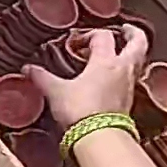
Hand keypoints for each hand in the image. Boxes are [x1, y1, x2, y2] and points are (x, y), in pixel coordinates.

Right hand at [25, 25, 148, 126]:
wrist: (98, 137)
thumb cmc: (81, 111)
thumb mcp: (55, 92)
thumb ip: (42, 78)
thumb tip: (28, 69)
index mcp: (106, 61)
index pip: (103, 36)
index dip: (89, 35)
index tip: (75, 43)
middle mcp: (122, 70)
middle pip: (138, 43)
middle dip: (133, 33)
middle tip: (126, 29)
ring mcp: (128, 86)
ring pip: (139, 62)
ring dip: (132, 54)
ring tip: (122, 53)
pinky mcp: (128, 103)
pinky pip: (132, 82)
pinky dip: (126, 75)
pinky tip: (114, 80)